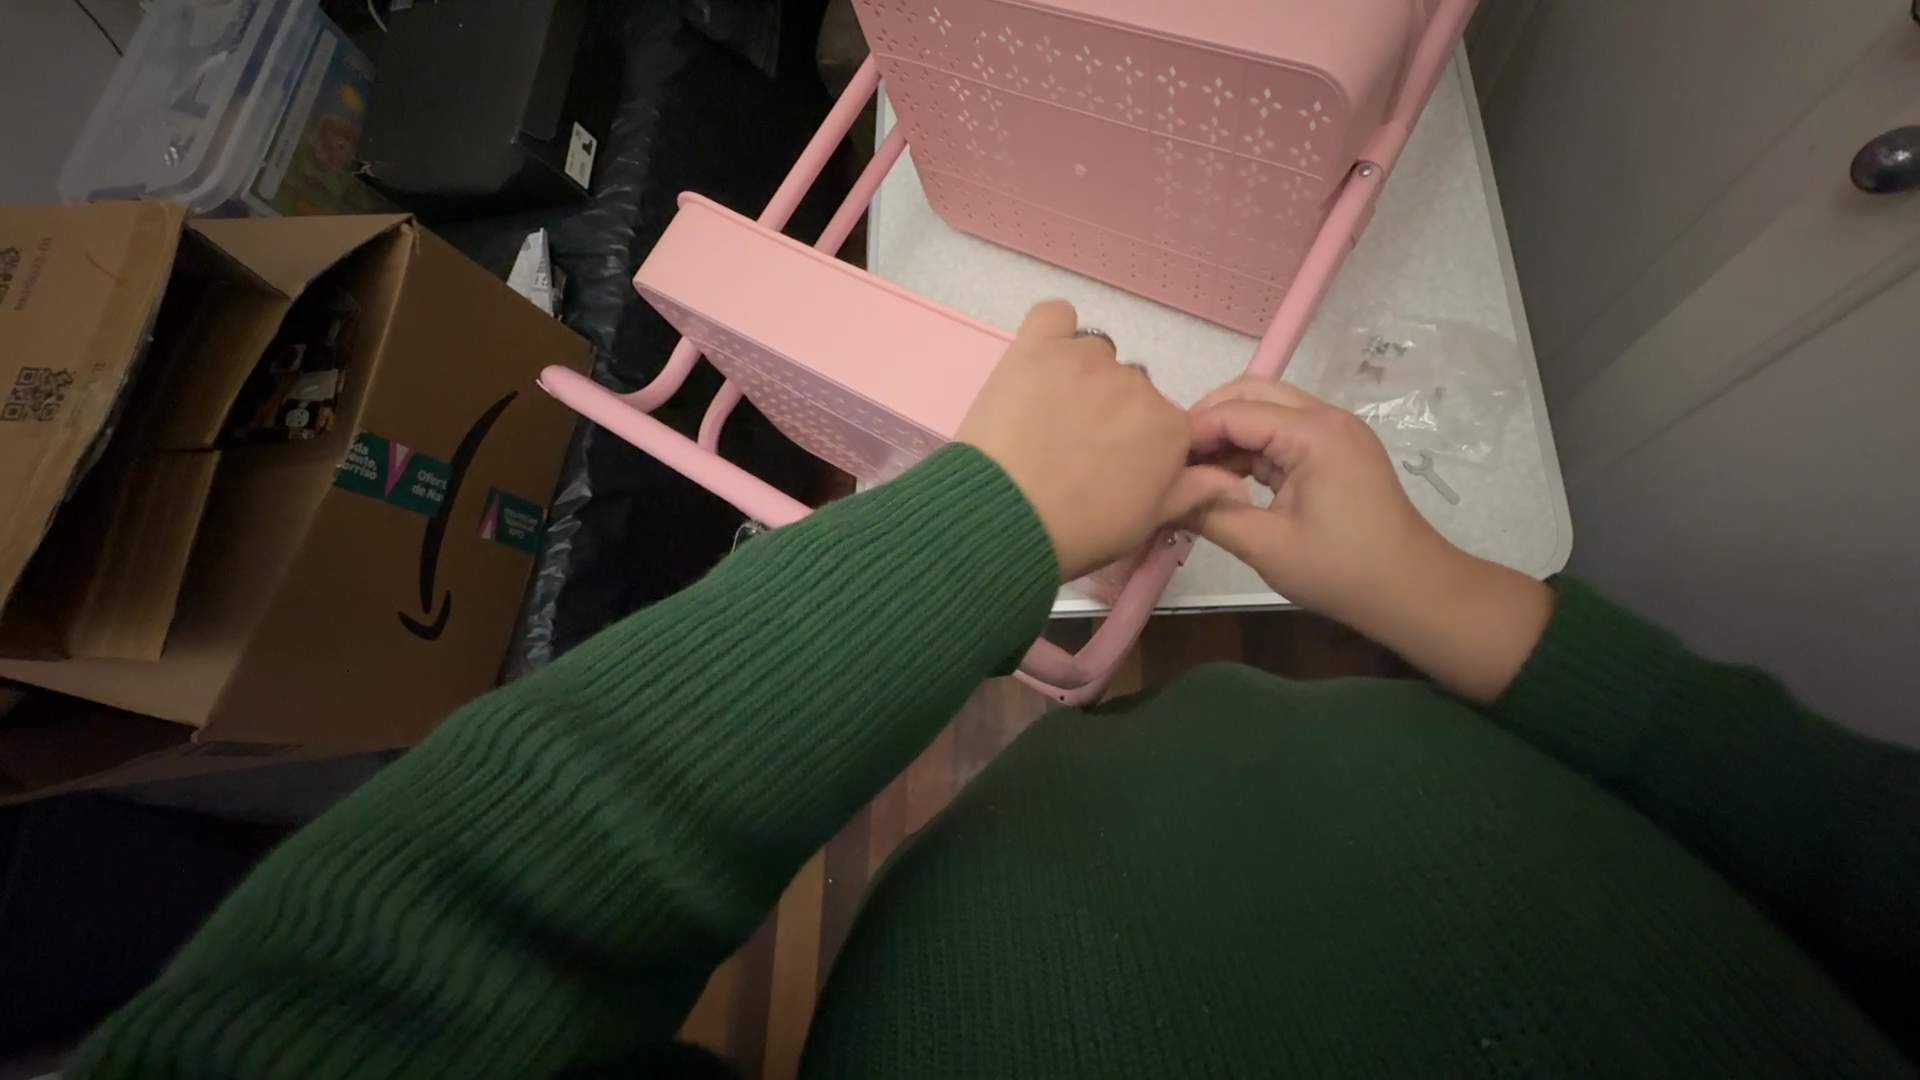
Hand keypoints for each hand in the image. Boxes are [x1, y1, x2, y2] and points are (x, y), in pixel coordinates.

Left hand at [957, 301, 1239, 580]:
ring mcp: (1087, 360)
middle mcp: (1137, 385)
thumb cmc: (1078, 531)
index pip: (1165, 424)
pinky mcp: (1038, 347)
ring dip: (1080, 377)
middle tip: (1070, 450)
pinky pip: (1054, 317)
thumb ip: (1192, 492)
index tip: (1108, 467)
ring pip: (1094, 356)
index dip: (1137, 446)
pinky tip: (1039, 361)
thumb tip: (1234, 481)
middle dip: (1108, 414)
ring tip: (1046, 417)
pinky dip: (1051, 333)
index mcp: (1170, 428)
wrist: (1006, 520)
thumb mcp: (1145, 523)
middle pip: (1129, 389)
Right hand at [1189, 378, 1551, 702]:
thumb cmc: (1341, 571)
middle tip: (1174, 460)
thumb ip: (1208, 514)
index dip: (1191, 433)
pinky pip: (1280, 434)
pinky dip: (1249, 450)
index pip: (1234, 412)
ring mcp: (1333, 432)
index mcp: (1314, 434)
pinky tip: (1225, 480)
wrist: (1412, 592)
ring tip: (1193, 474)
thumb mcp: (1265, 546)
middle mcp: (1326, 418)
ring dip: (1227, 435)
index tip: (1157, 463)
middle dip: (1207, 421)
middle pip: (1251, 393)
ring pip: (1265, 410)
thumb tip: (1163, 499)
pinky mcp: (1334, 451)